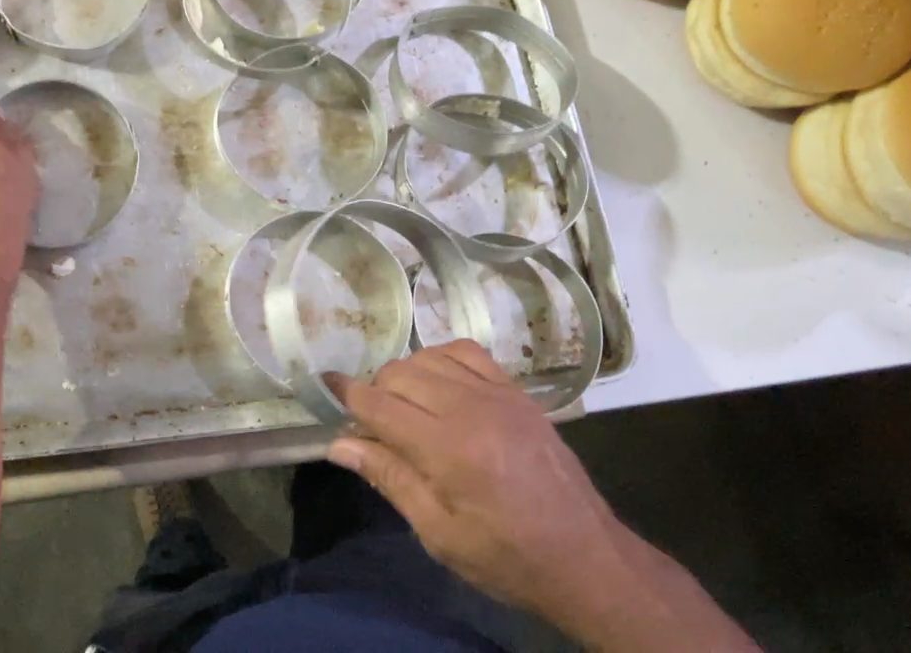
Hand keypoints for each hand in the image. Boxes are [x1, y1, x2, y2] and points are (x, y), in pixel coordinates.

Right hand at [325, 341, 634, 625]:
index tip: (322, 385)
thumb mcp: (440, 534)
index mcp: (449, 449)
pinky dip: (441, 359)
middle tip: (372, 423)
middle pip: (400, 374)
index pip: (379, 404)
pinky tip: (438, 382)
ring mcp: (499, 395)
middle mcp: (471, 409)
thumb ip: (390, 479)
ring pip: (429, 357)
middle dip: (375, 391)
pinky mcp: (518, 393)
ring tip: (405, 406)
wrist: (588, 559)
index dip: (345, 393)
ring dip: (406, 375)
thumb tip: (340, 444)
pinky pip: (467, 352)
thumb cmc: (508, 558)